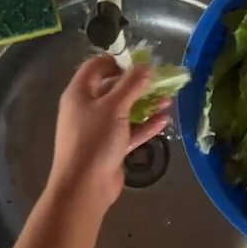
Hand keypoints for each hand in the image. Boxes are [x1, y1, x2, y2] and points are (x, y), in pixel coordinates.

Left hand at [45, 55, 169, 210]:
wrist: (84, 187)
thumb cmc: (95, 140)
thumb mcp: (114, 107)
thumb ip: (131, 85)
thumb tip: (146, 66)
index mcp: (79, 93)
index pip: (95, 67)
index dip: (116, 61)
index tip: (139, 61)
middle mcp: (86, 108)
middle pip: (112, 89)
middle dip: (136, 84)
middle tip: (159, 80)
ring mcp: (98, 129)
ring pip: (123, 111)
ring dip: (144, 104)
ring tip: (168, 99)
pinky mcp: (109, 148)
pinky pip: (129, 131)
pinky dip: (144, 125)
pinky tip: (164, 120)